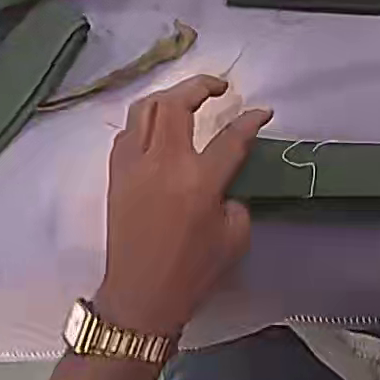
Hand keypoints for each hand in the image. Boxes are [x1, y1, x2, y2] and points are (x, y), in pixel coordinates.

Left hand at [95, 76, 270, 338]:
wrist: (142, 294)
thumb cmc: (194, 270)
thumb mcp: (234, 236)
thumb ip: (235, 198)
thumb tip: (223, 182)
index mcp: (199, 182)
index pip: (231, 137)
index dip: (251, 120)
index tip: (263, 112)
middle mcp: (164, 164)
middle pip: (177, 104)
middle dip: (201, 86)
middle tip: (220, 88)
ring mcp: (134, 166)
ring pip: (146, 109)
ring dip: (170, 95)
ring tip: (187, 98)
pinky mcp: (116, 174)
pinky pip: (128, 131)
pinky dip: (147, 120)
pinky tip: (159, 127)